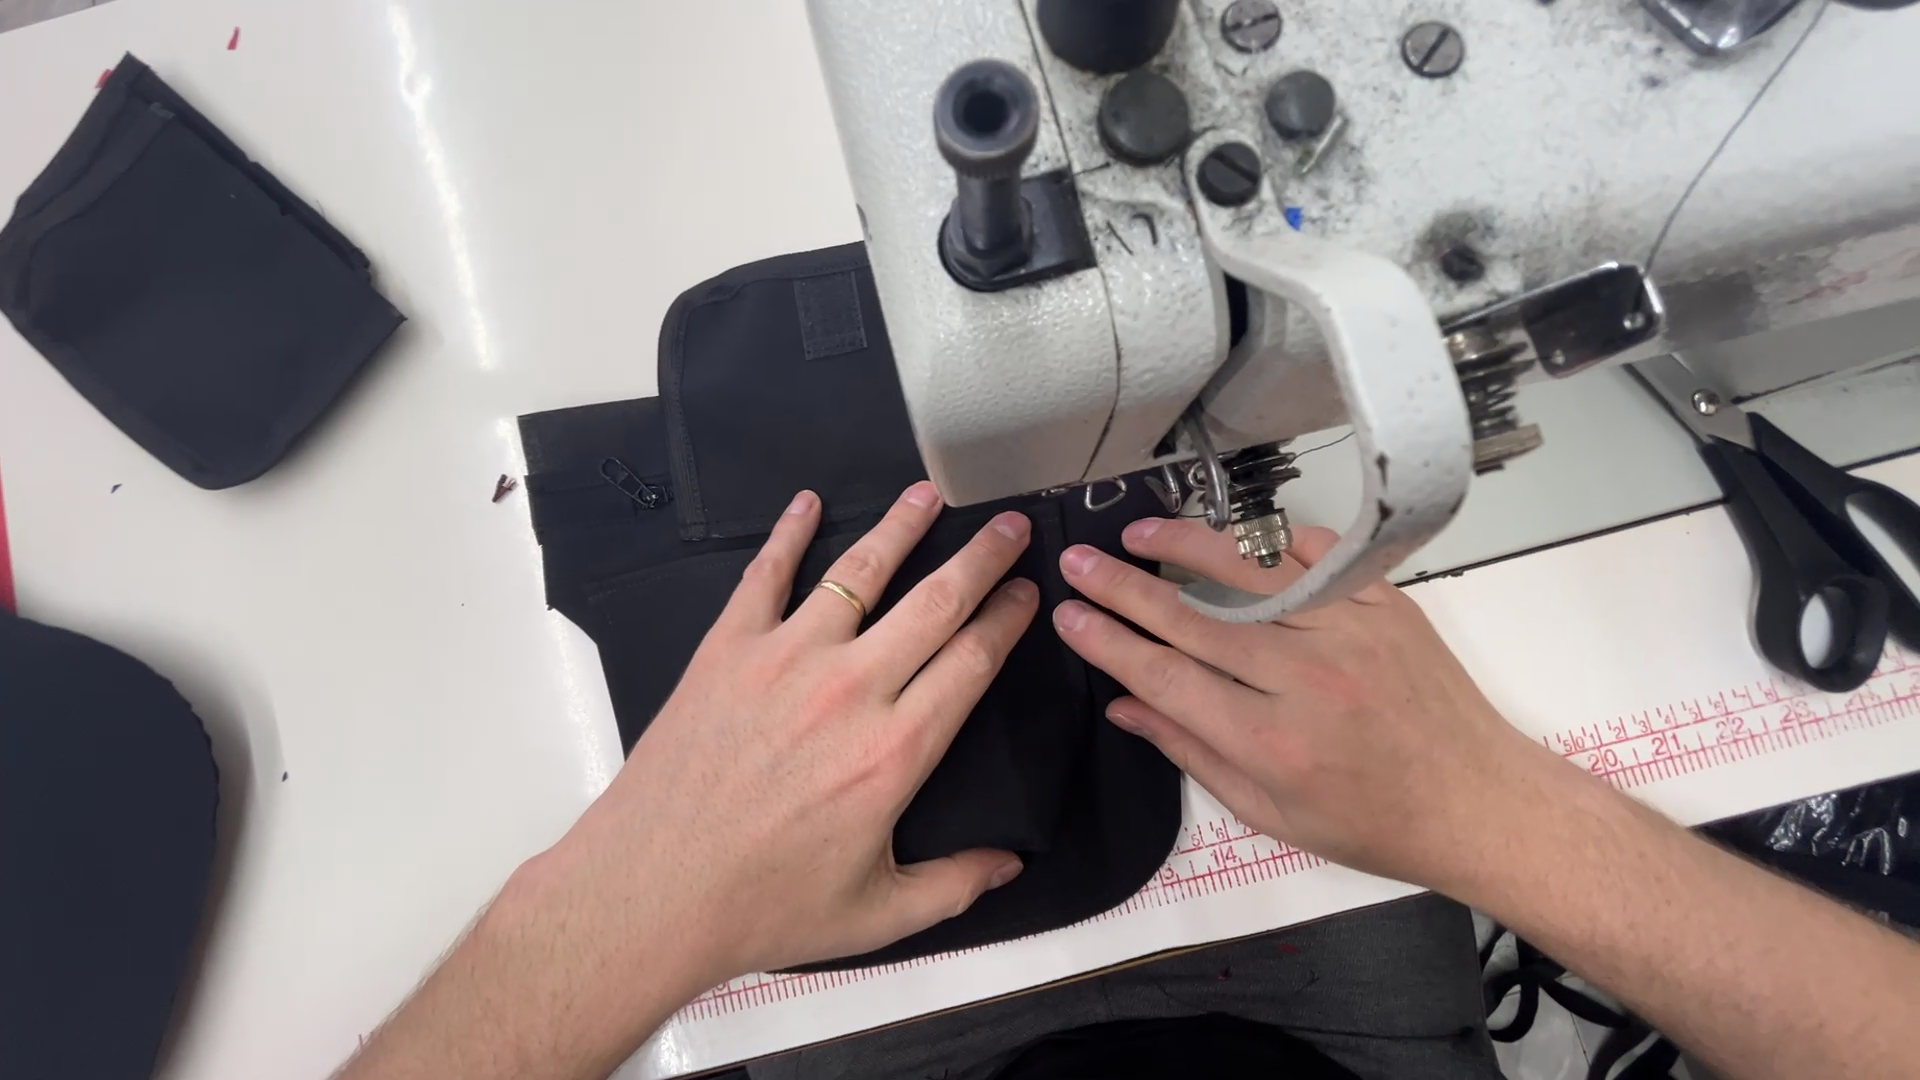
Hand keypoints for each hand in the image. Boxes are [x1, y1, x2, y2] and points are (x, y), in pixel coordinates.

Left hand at [531, 481, 1032, 984]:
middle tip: (1007, 524)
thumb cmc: (763, 903)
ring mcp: (786, 658)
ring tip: (929, 494)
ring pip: (859, 572)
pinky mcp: (729, 648)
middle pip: (936, 602)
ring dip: (900, 527)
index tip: (1026, 590)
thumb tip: (1013, 864)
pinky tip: (806, 502)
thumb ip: (955, 884)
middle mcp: (850, 689)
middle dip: (982, 557)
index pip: (973, 660)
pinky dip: (787, 533)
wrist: (648, 894)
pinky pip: (766, 575)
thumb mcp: (875, 913)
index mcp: (895, 750)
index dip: (1007, 617)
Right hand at [1051, 516, 1558, 892]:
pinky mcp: (1383, 604)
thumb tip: (1121, 706)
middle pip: (1192, 618)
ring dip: (1184, 545)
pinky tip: (1230, 534)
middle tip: (1076, 561)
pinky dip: (1268, 537)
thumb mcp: (1269, 813)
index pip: (1166, 677)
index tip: (1067, 616)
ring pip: (1248, 572)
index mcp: (1271, 742)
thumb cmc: (1369, 822)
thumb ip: (1190, 752)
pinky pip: (1315, 554)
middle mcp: (1306, 679)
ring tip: (1135, 532)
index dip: (1108, 643)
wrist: (1483, 805)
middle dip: (1122, 587)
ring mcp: (1349, 631)